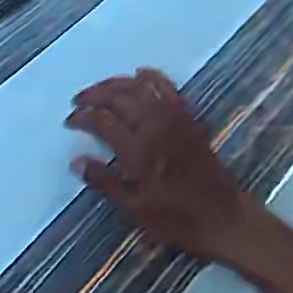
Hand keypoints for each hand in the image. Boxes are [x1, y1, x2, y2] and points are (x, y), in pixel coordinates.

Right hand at [66, 69, 257, 262]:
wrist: (223, 216)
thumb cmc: (177, 218)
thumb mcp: (135, 209)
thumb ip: (104, 182)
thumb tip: (76, 161)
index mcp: (138, 149)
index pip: (102, 121)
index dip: (82, 118)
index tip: (70, 121)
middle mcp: (154, 125)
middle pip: (118, 97)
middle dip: (94, 95)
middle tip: (78, 101)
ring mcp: (173, 116)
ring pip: (138, 87)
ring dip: (115, 83)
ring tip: (99, 88)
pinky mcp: (187, 115)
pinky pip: (166, 87)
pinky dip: (151, 77)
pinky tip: (139, 74)